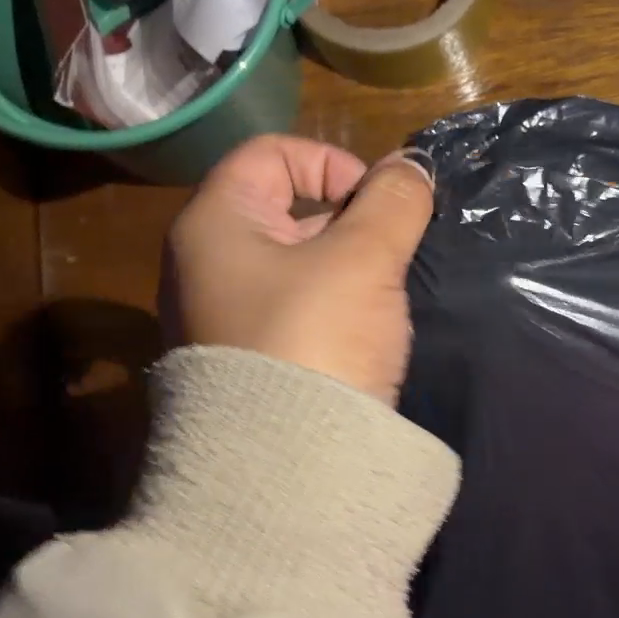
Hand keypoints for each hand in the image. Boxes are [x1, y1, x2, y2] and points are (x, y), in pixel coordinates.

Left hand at [162, 135, 435, 404]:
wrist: (287, 463)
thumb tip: (411, 165)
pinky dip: (338, 308)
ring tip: (386, 297)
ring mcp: (226, 318)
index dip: (334, 162)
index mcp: (214, 225)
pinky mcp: (253, 362)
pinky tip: (368, 333)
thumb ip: (392, 203)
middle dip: (352, 222)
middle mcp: (207, 265)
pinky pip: (301, 310)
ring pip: (300, 265)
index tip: (381, 206)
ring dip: (351, 269)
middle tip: (394, 253)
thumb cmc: (315, 337)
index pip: (271, 154)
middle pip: (288, 210)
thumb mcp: (364, 260)